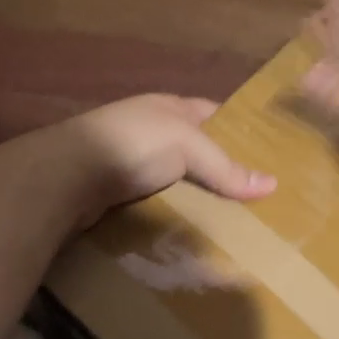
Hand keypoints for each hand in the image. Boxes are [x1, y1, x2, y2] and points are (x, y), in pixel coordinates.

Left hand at [42, 94, 276, 224]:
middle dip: (220, 171)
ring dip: (195, 197)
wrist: (67, 176)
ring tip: (230, 221)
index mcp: (168, 107)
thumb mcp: (187, 145)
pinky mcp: (117, 194)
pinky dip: (172, 214)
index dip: (239, 130)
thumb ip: (225, 166)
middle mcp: (150, 131)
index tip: (267, 156)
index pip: (213, 113)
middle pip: (195, 150)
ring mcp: (131, 163)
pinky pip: (155, 202)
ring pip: (175, 180)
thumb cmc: (131, 145)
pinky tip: (190, 230)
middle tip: (255, 198)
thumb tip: (272, 185)